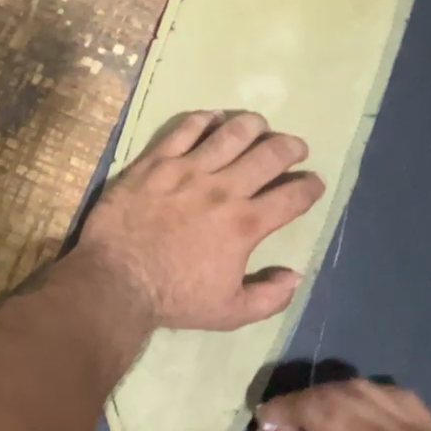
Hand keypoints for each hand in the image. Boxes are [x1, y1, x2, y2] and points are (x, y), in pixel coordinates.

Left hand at [75, 110, 325, 331]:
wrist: (115, 280)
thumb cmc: (173, 299)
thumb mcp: (230, 313)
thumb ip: (269, 297)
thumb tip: (296, 276)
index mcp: (245, 224)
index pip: (292, 197)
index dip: (310, 187)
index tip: (314, 182)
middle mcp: (223, 189)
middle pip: (268, 155)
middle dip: (290, 147)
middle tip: (295, 147)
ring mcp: (187, 170)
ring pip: (230, 133)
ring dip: (252, 125)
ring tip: (259, 125)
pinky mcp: (155, 161)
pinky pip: (184, 129)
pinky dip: (204, 119)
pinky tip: (213, 117)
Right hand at [255, 382, 430, 430]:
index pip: (319, 409)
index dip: (284, 408)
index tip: (262, 419)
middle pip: (341, 392)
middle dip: (304, 400)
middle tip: (283, 423)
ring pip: (369, 387)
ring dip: (334, 395)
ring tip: (316, 419)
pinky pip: (398, 397)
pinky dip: (369, 396)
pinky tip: (357, 417)